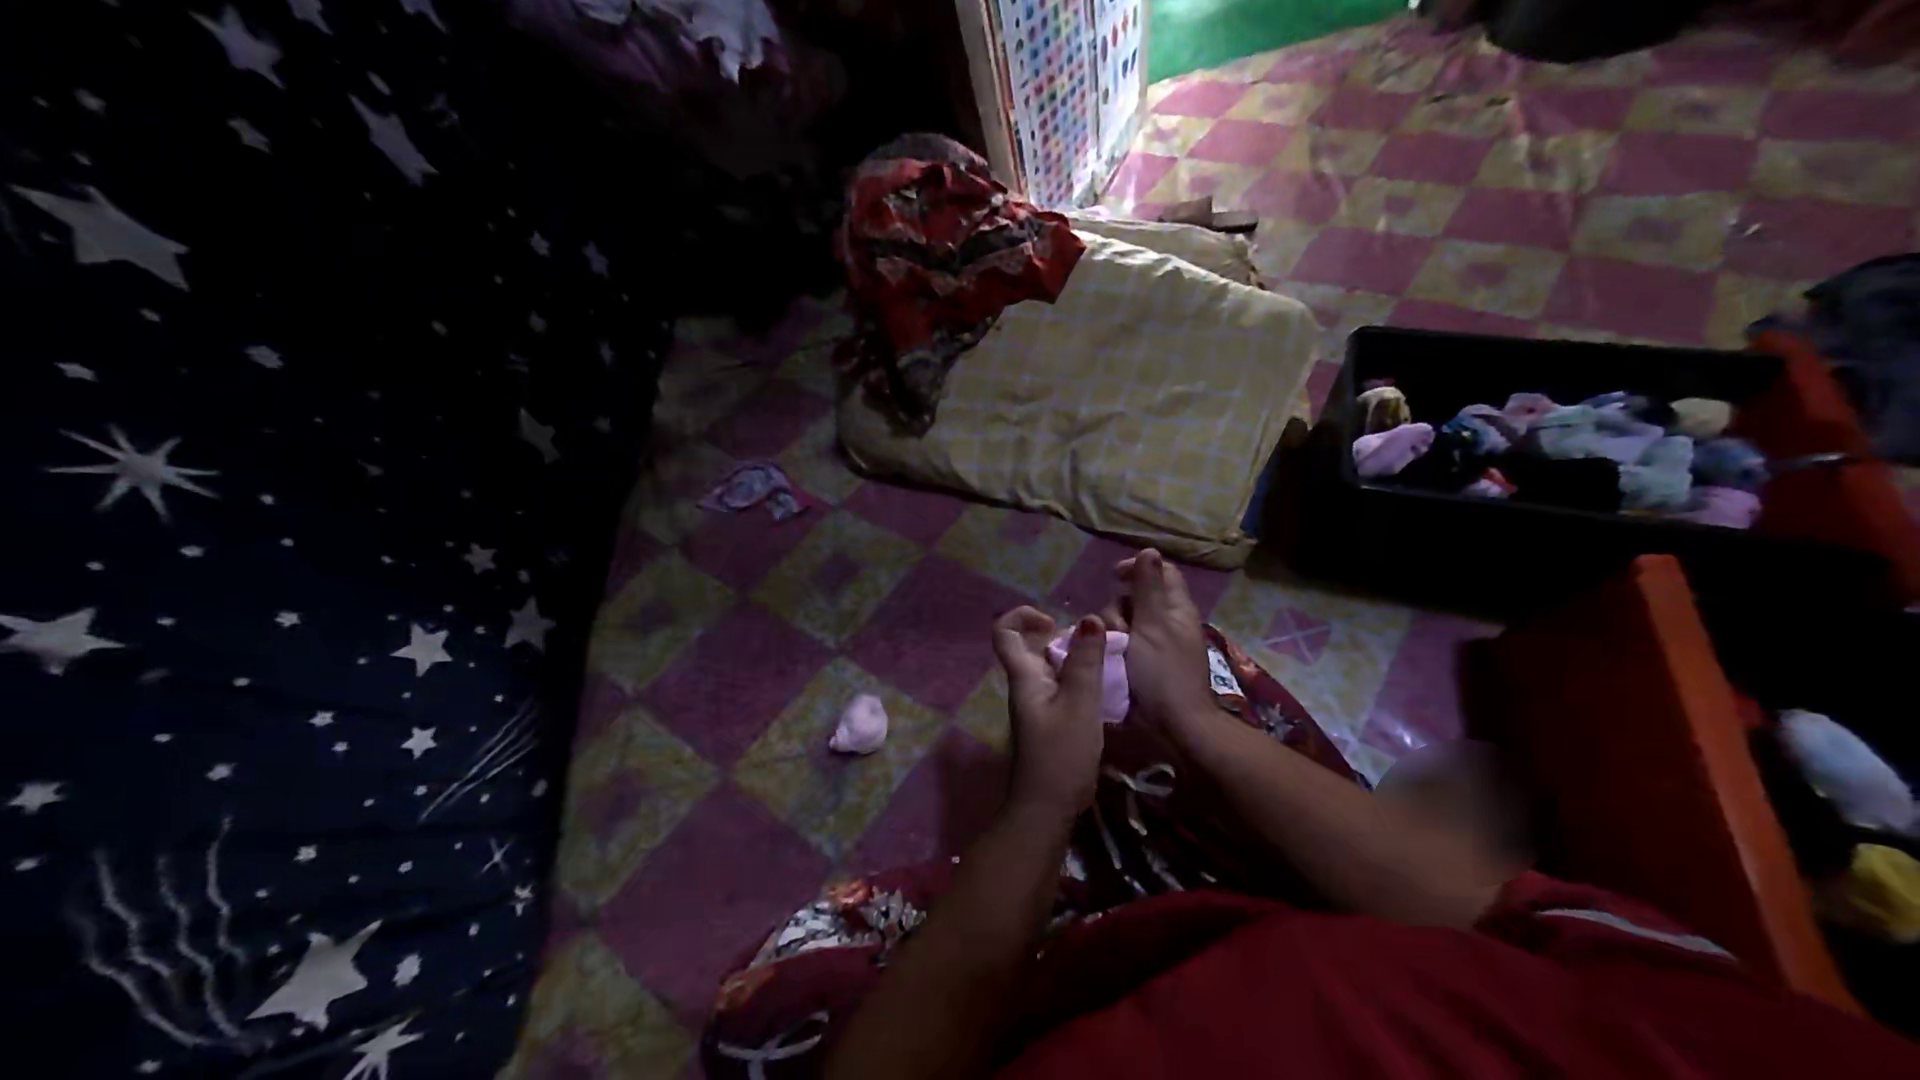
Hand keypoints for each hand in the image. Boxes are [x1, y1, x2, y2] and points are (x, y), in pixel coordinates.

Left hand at [992, 607, 1107, 820]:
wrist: (1049, 806)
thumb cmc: (1061, 753)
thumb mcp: (1079, 704)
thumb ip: (1085, 663)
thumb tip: (1089, 620)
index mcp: (1024, 676)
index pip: (1004, 632)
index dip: (1023, 616)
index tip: (1055, 623)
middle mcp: (1028, 684)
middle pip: (1037, 646)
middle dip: (1068, 639)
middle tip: (1101, 648)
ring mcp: (1040, 703)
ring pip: (1056, 667)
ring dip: (1080, 661)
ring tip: (1110, 666)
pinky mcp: (1053, 719)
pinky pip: (1066, 687)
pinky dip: (1084, 681)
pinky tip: (1107, 690)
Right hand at [1114, 550, 1213, 735]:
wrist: (1169, 724)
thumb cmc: (1164, 671)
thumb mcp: (1154, 624)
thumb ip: (1148, 587)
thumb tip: (1150, 550)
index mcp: (1175, 608)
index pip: (1159, 572)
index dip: (1137, 568)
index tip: (1114, 576)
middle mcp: (1162, 621)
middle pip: (1133, 597)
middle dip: (1119, 608)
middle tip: (1121, 629)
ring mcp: (1149, 644)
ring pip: (1120, 620)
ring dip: (1112, 630)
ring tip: (1114, 649)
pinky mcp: (1135, 662)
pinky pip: (1115, 642)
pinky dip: (1109, 645)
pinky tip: (1104, 655)